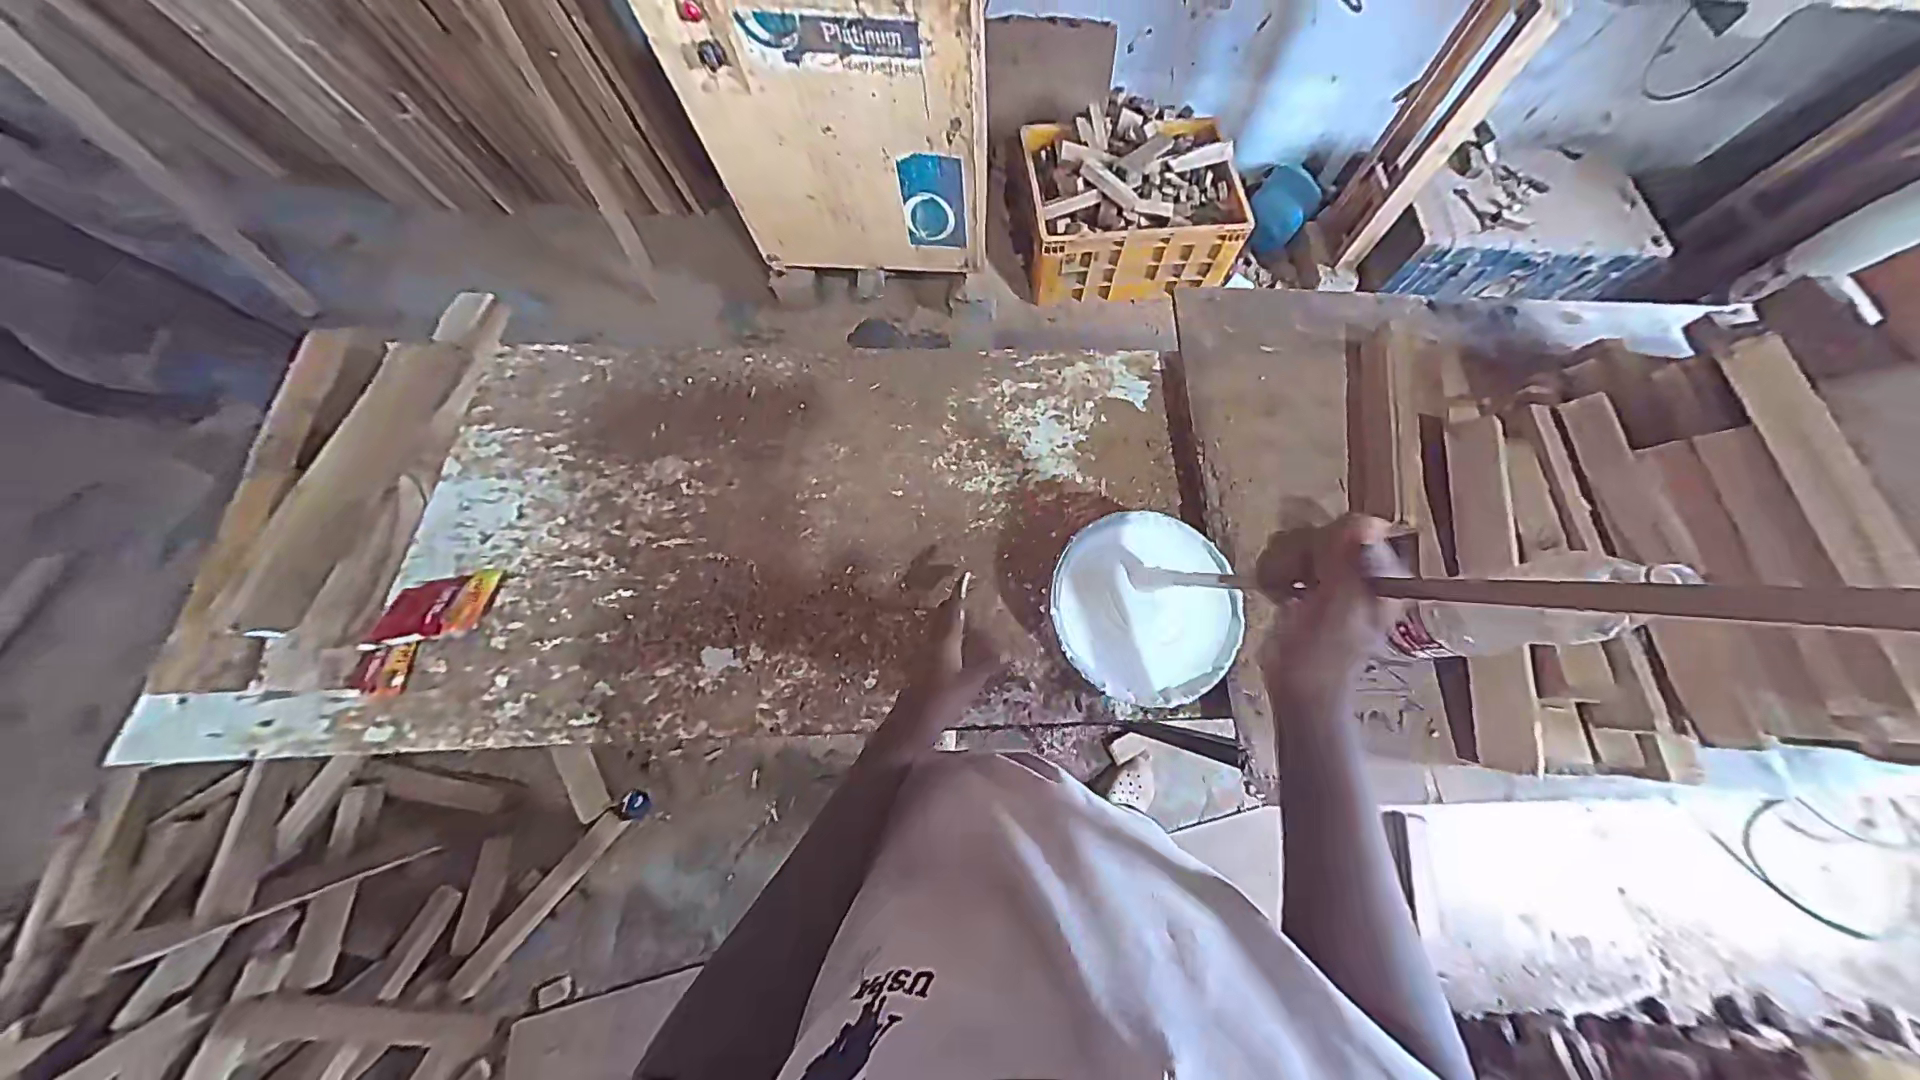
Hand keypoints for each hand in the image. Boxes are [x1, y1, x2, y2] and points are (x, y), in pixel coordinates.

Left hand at [868, 573, 1002, 761]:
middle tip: (962, 591)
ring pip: (938, 630)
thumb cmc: (939, 703)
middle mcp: (932, 646)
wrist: (909, 728)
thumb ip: (987, 667)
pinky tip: (953, 645)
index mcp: (944, 643)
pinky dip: (947, 636)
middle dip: (952, 603)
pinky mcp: (923, 672)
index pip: (953, 611)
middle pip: (942, 617)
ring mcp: (925, 659)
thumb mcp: (969, 684)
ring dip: (948, 619)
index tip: (964, 576)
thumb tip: (1009, 652)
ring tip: (959, 611)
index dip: (959, 593)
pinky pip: (937, 644)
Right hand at [1255, 515, 1401, 691]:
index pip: (1350, 526)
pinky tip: (1280, 594)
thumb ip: (1351, 567)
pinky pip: (1281, 552)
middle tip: (1299, 589)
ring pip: (1295, 539)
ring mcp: (1331, 571)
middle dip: (1298, 558)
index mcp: (1382, 572)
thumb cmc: (1320, 659)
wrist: (1296, 689)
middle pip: (1319, 530)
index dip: (1324, 545)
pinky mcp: (1304, 577)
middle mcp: (1360, 566)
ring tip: (1286, 596)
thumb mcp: (1340, 612)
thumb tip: (1365, 521)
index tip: (1314, 574)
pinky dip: (1273, 573)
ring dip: (1281, 567)